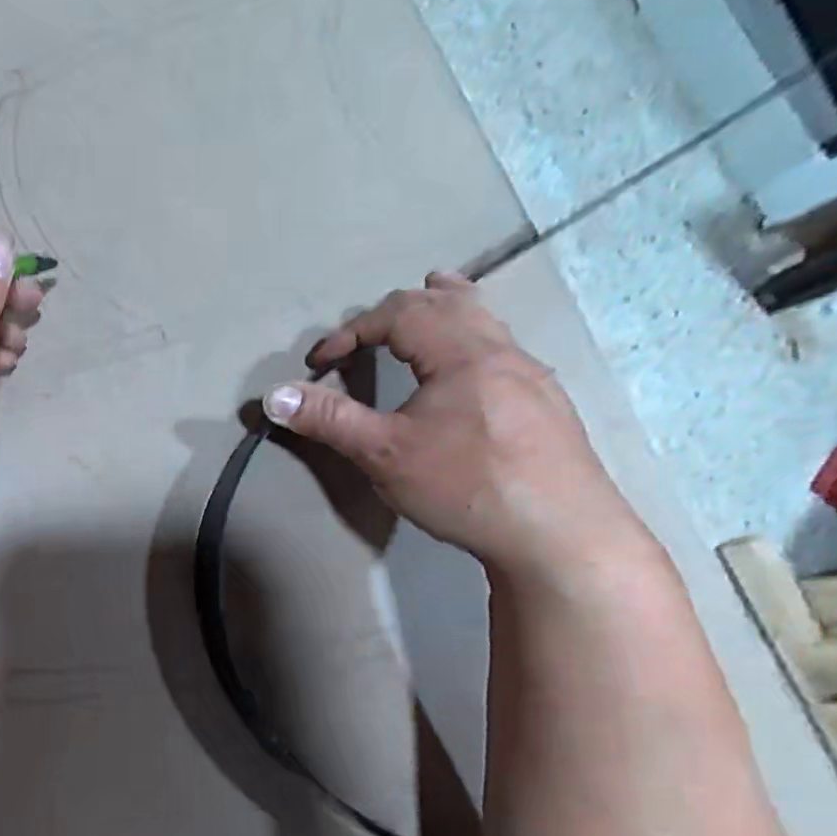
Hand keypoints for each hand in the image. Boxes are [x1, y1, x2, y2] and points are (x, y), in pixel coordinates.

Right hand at [263, 272, 643, 573]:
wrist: (563, 538)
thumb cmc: (466, 486)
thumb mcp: (382, 453)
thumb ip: (328, 418)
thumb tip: (273, 395)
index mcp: (465, 356)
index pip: (401, 315)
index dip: (352, 331)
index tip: (320, 362)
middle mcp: (505, 355)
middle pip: (452, 304)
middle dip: (401, 306)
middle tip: (366, 327)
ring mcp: (533, 381)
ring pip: (486, 322)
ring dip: (447, 308)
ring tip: (433, 297)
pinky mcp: (545, 408)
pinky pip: (501, 350)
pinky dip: (470, 338)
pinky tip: (464, 371)